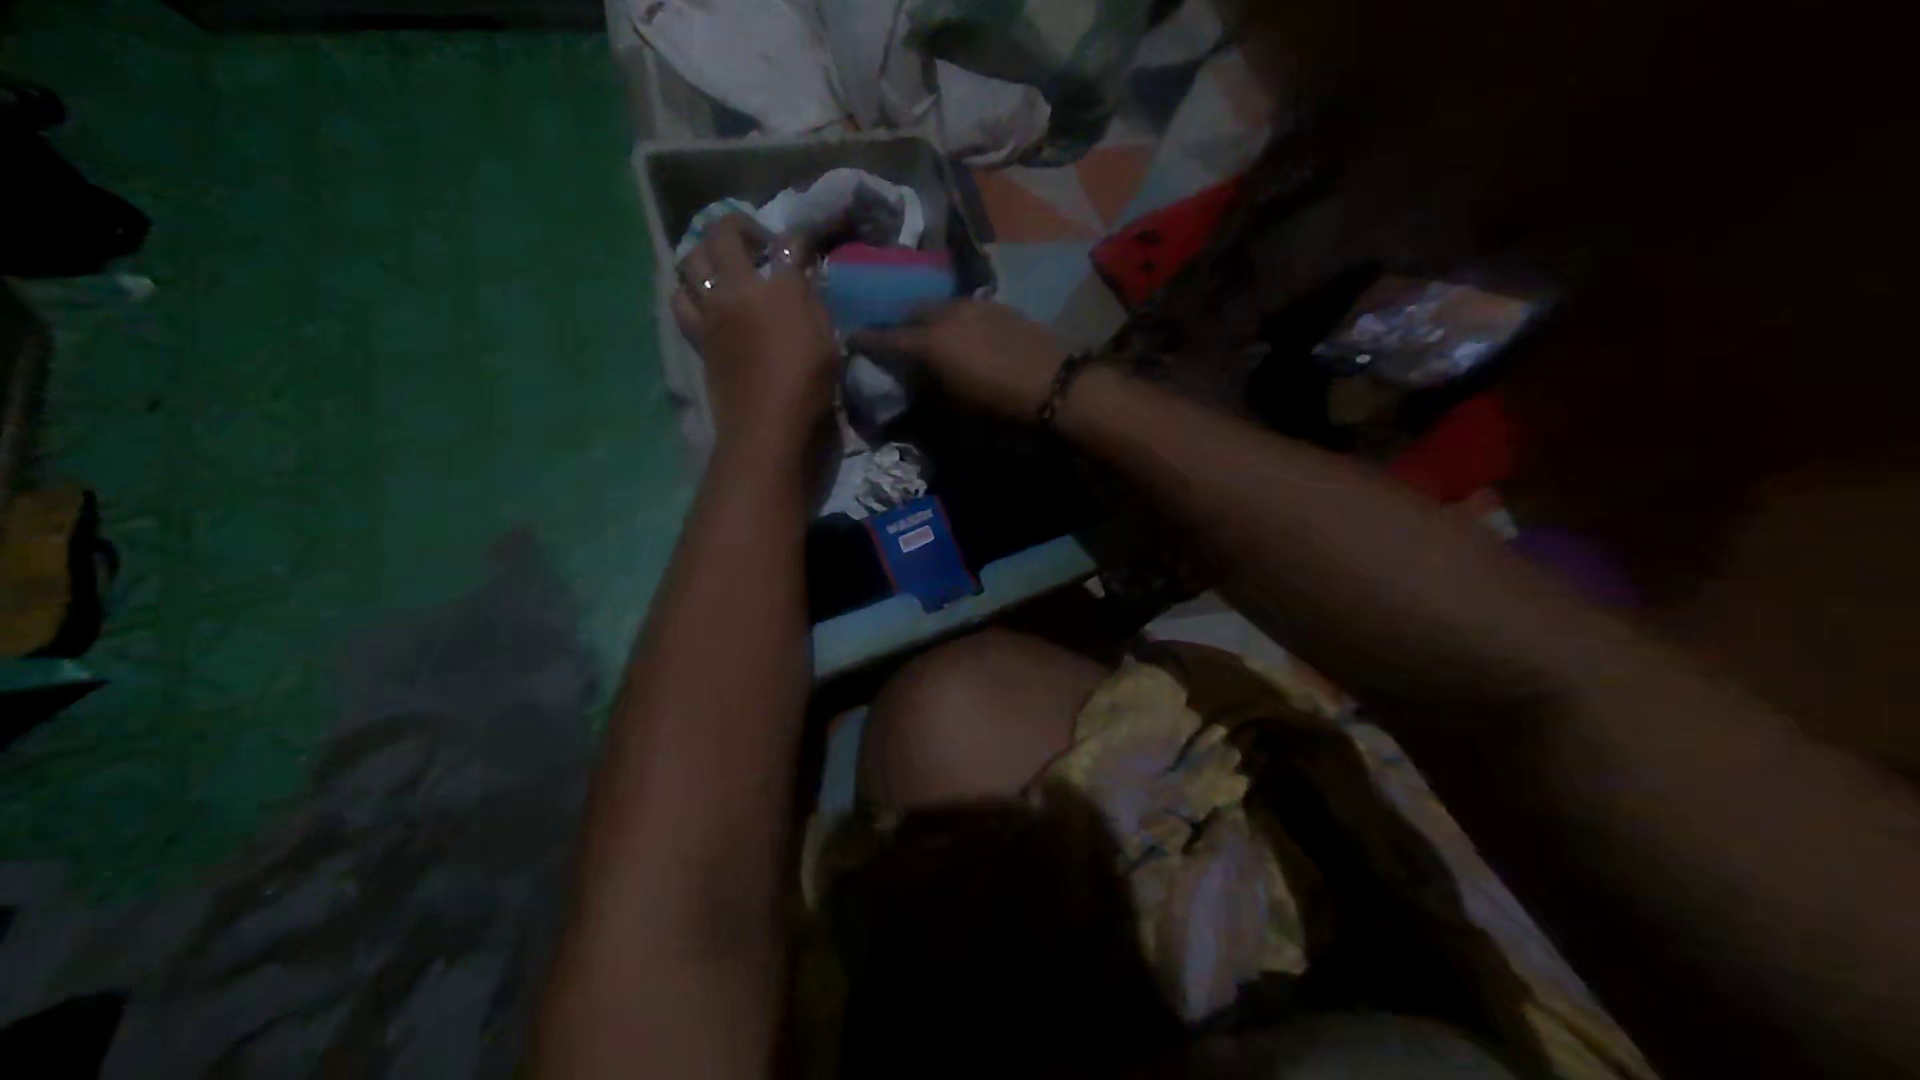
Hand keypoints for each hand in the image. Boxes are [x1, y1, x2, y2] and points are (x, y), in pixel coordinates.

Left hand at [672, 215, 838, 450]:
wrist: (765, 422)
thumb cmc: (806, 384)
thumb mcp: (827, 341)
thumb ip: (813, 303)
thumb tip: (801, 279)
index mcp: (778, 288)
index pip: (788, 245)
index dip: (798, 240)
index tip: (803, 248)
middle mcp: (737, 288)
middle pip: (722, 233)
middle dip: (739, 226)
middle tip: (757, 246)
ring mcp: (710, 310)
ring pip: (690, 258)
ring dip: (705, 252)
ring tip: (722, 267)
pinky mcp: (696, 334)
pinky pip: (680, 298)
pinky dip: (689, 290)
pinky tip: (703, 299)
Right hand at [851, 301, 1067, 421]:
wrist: (1058, 388)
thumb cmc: (1001, 410)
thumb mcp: (956, 419)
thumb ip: (925, 405)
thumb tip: (906, 402)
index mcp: (930, 344)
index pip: (886, 338)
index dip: (866, 340)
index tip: (852, 339)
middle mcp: (948, 316)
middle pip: (912, 313)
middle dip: (899, 325)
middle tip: (897, 342)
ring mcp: (977, 306)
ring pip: (940, 306)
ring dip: (928, 319)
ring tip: (931, 336)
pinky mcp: (1001, 307)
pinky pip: (966, 308)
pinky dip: (956, 318)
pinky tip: (965, 334)